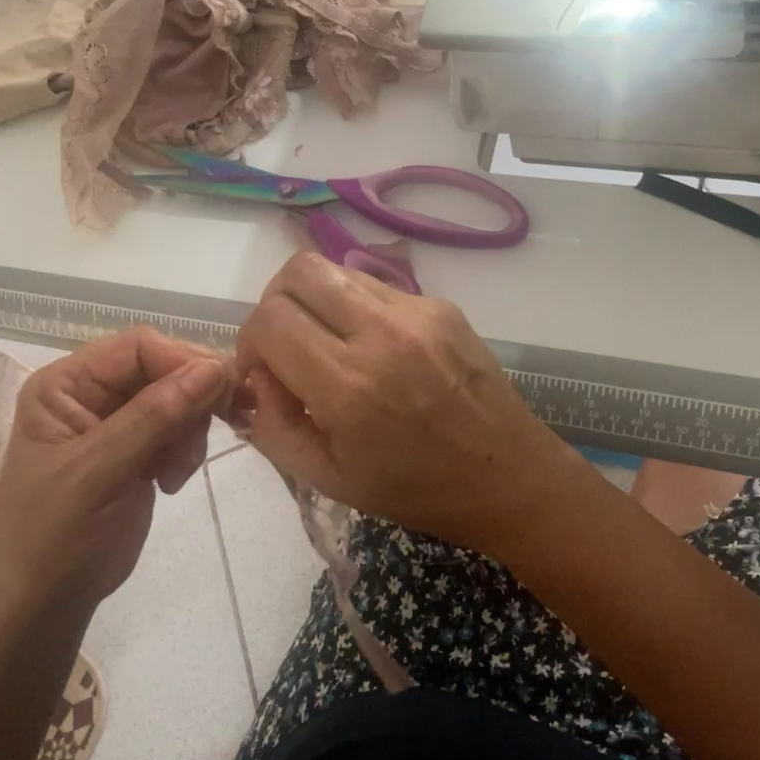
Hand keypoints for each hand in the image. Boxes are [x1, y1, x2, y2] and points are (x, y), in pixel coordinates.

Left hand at [0, 328, 231, 621]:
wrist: (40, 605)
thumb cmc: (50, 537)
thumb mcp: (97, 473)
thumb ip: (154, 417)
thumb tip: (217, 368)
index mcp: (65, 385)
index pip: (138, 348)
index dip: (184, 360)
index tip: (224, 389)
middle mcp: (91, 394)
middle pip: (164, 368)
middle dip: (194, 397)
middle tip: (220, 427)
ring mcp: (117, 424)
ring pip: (180, 397)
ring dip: (192, 428)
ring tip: (177, 472)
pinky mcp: (139, 451)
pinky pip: (180, 428)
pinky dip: (189, 448)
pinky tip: (172, 481)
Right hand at [237, 252, 586, 553]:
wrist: (508, 476)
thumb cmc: (416, 489)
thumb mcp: (329, 478)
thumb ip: (274, 424)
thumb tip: (256, 374)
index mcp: (348, 386)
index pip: (269, 319)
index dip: (250, 341)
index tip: (263, 370)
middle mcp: (381, 333)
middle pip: (298, 270)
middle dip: (276, 302)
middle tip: (287, 343)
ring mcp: (417, 312)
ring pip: (338, 270)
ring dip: (318, 302)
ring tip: (332, 346)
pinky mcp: (443, 306)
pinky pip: (379, 288)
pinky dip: (359, 310)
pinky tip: (378, 351)